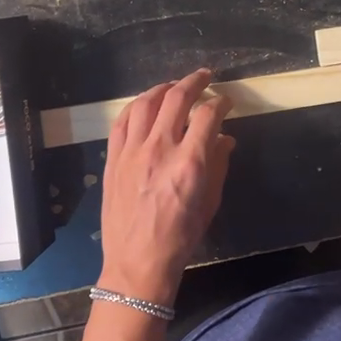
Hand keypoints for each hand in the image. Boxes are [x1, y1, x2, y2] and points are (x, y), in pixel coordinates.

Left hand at [96, 70, 234, 306]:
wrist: (138, 262)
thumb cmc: (181, 237)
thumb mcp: (210, 202)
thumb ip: (218, 164)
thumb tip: (224, 138)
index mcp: (190, 163)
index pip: (208, 115)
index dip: (221, 102)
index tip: (227, 102)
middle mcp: (160, 149)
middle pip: (177, 98)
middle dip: (194, 82)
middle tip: (204, 77)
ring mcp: (132, 152)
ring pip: (147, 102)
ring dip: (163, 87)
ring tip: (174, 86)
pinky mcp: (114, 158)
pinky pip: (123, 120)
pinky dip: (137, 105)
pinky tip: (145, 104)